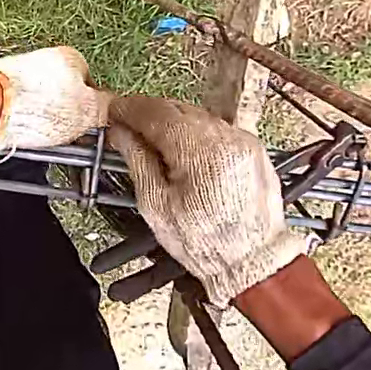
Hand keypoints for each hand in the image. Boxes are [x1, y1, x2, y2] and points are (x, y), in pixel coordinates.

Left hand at [0, 46, 108, 155]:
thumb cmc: (38, 106)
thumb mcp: (88, 111)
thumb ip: (105, 108)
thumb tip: (115, 108)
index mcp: (70, 57)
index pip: (91, 82)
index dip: (93, 106)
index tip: (90, 124)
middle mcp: (44, 59)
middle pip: (65, 91)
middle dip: (66, 113)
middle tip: (68, 133)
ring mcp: (20, 72)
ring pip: (42, 101)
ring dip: (44, 119)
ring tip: (42, 136)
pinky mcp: (0, 88)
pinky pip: (21, 107)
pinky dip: (24, 121)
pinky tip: (23, 133)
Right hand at [106, 96, 308, 304]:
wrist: (255, 261)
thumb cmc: (205, 243)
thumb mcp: (156, 205)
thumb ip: (136, 160)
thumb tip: (120, 133)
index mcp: (200, 152)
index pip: (156, 113)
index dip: (129, 109)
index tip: (114, 111)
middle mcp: (225, 138)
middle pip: (176, 108)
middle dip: (148, 113)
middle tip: (126, 125)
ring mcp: (242, 140)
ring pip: (195, 114)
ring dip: (170, 121)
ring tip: (151, 139)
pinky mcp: (252, 146)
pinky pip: (214, 127)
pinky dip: (193, 131)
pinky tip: (181, 148)